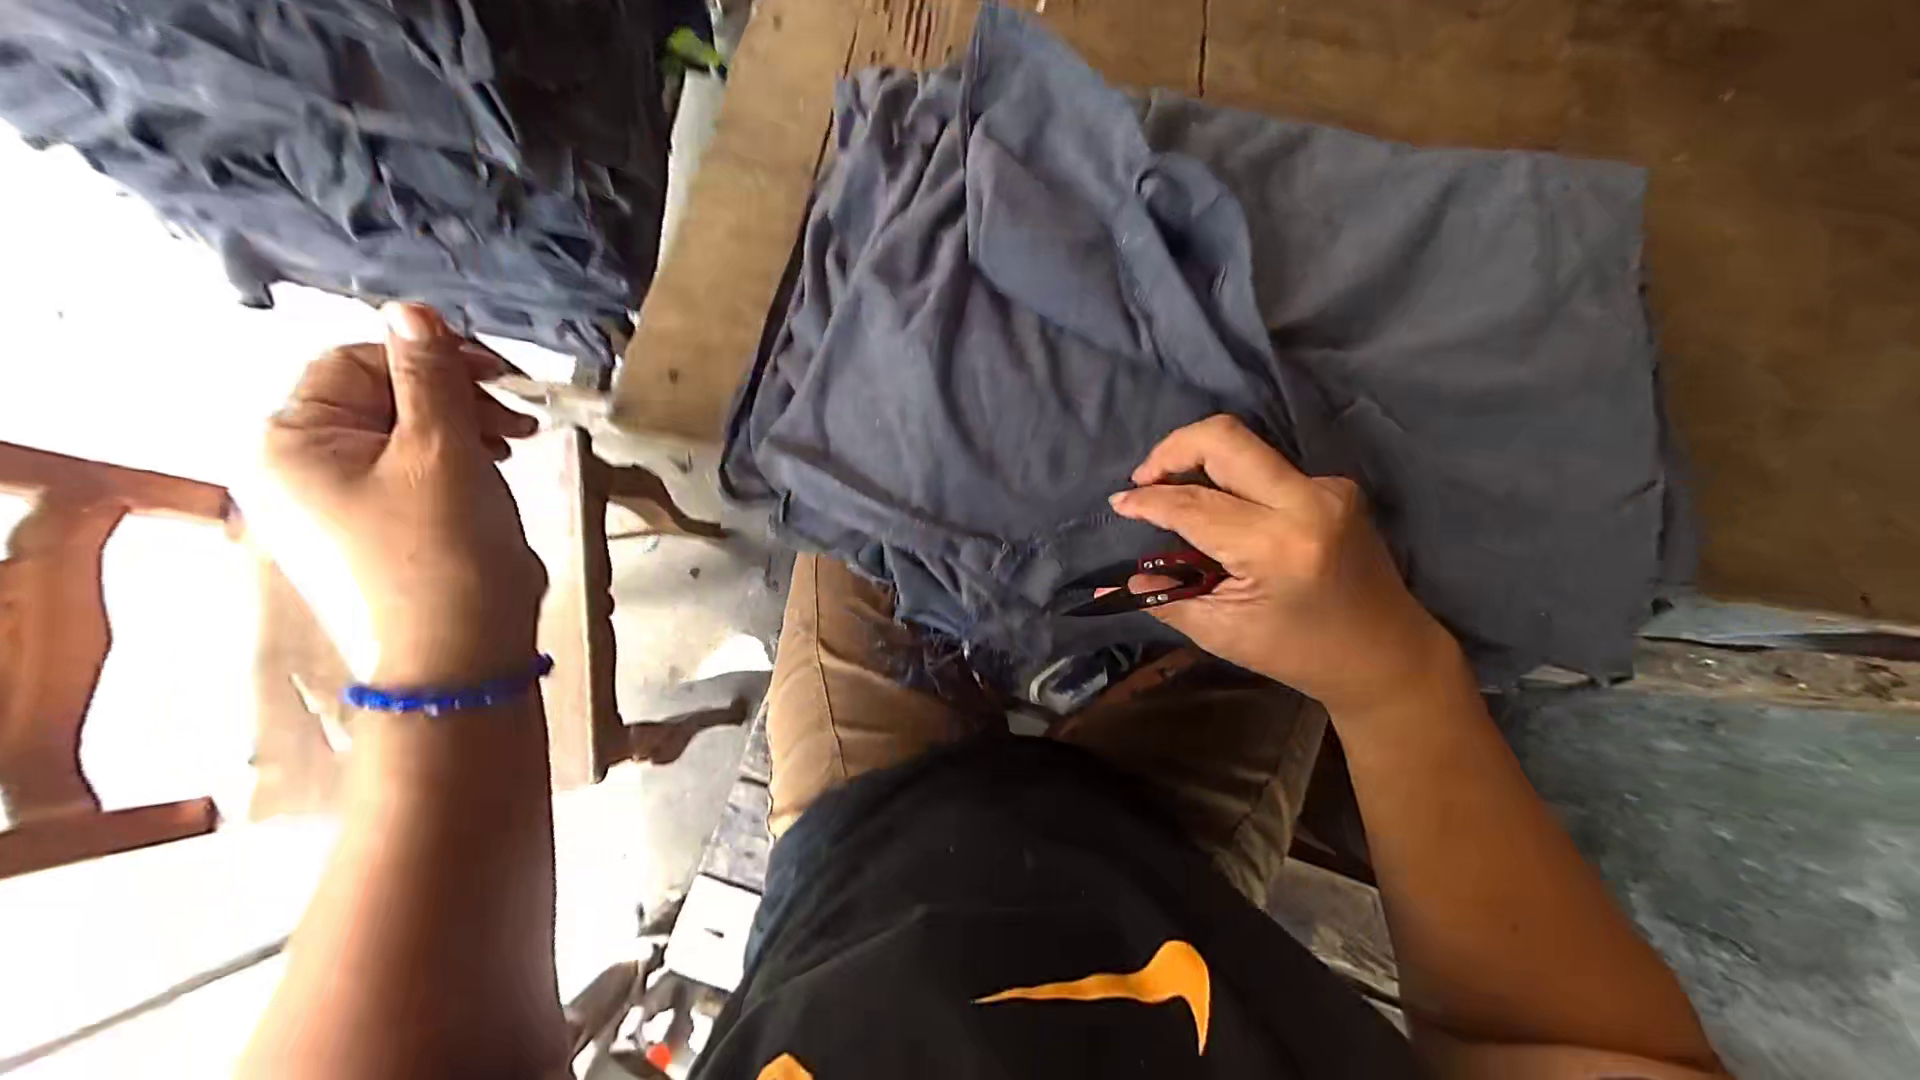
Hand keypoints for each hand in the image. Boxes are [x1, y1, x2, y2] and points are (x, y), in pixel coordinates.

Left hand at [254, 303, 545, 686]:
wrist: (461, 650)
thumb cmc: (445, 548)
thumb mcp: (442, 451)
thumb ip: (429, 378)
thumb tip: (412, 310)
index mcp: (288, 441)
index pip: (355, 362)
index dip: (429, 358)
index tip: (500, 374)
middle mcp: (299, 465)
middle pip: (379, 396)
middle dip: (454, 397)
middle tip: (517, 416)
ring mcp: (339, 499)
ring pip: (403, 432)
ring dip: (464, 425)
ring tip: (514, 442)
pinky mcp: (381, 523)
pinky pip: (412, 467)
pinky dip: (457, 457)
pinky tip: (494, 466)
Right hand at [1108, 415, 1467, 716]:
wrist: (1388, 655)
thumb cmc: (1299, 653)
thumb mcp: (1221, 631)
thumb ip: (1165, 598)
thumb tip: (1114, 584)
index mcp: (1276, 546)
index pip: (1192, 504)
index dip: (1147, 500)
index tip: (1118, 503)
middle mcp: (1306, 502)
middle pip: (1224, 439)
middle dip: (1172, 449)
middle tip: (1143, 479)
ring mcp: (1327, 488)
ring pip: (1244, 446)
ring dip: (1199, 460)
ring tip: (1171, 492)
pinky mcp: (1335, 486)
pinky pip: (1266, 466)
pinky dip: (1229, 478)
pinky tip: (1220, 509)